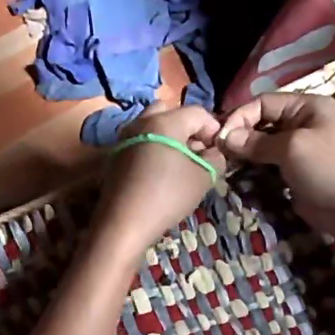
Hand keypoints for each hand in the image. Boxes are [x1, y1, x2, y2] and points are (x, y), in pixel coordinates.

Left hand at [92, 105, 227, 257]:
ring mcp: (124, 137)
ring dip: (170, 137)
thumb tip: (214, 151)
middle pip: (170, 112)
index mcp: (165, 121)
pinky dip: (154, 148)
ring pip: (152, 126)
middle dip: (188, 128)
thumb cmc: (167, 196)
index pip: (198, 112)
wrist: (123, 222)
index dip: (213, 129)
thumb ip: (215, 158)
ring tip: (180, 163)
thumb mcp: (203, 178)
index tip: (219, 150)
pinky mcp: (115, 155)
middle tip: (197, 151)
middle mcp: (141, 121)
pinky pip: (140, 141)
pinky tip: (160, 172)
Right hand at [220, 92, 334, 233]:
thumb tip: (225, 137)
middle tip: (220, 152)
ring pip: (265, 145)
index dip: (240, 116)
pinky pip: (272, 164)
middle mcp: (304, 123)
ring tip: (228, 164)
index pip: (264, 102)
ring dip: (247, 153)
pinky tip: (242, 175)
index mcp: (308, 106)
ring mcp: (302, 149)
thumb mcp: (292, 148)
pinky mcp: (298, 172)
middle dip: (242, 134)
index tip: (220, 137)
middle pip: (264, 122)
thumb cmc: (329, 168)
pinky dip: (256, 168)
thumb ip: (258, 141)